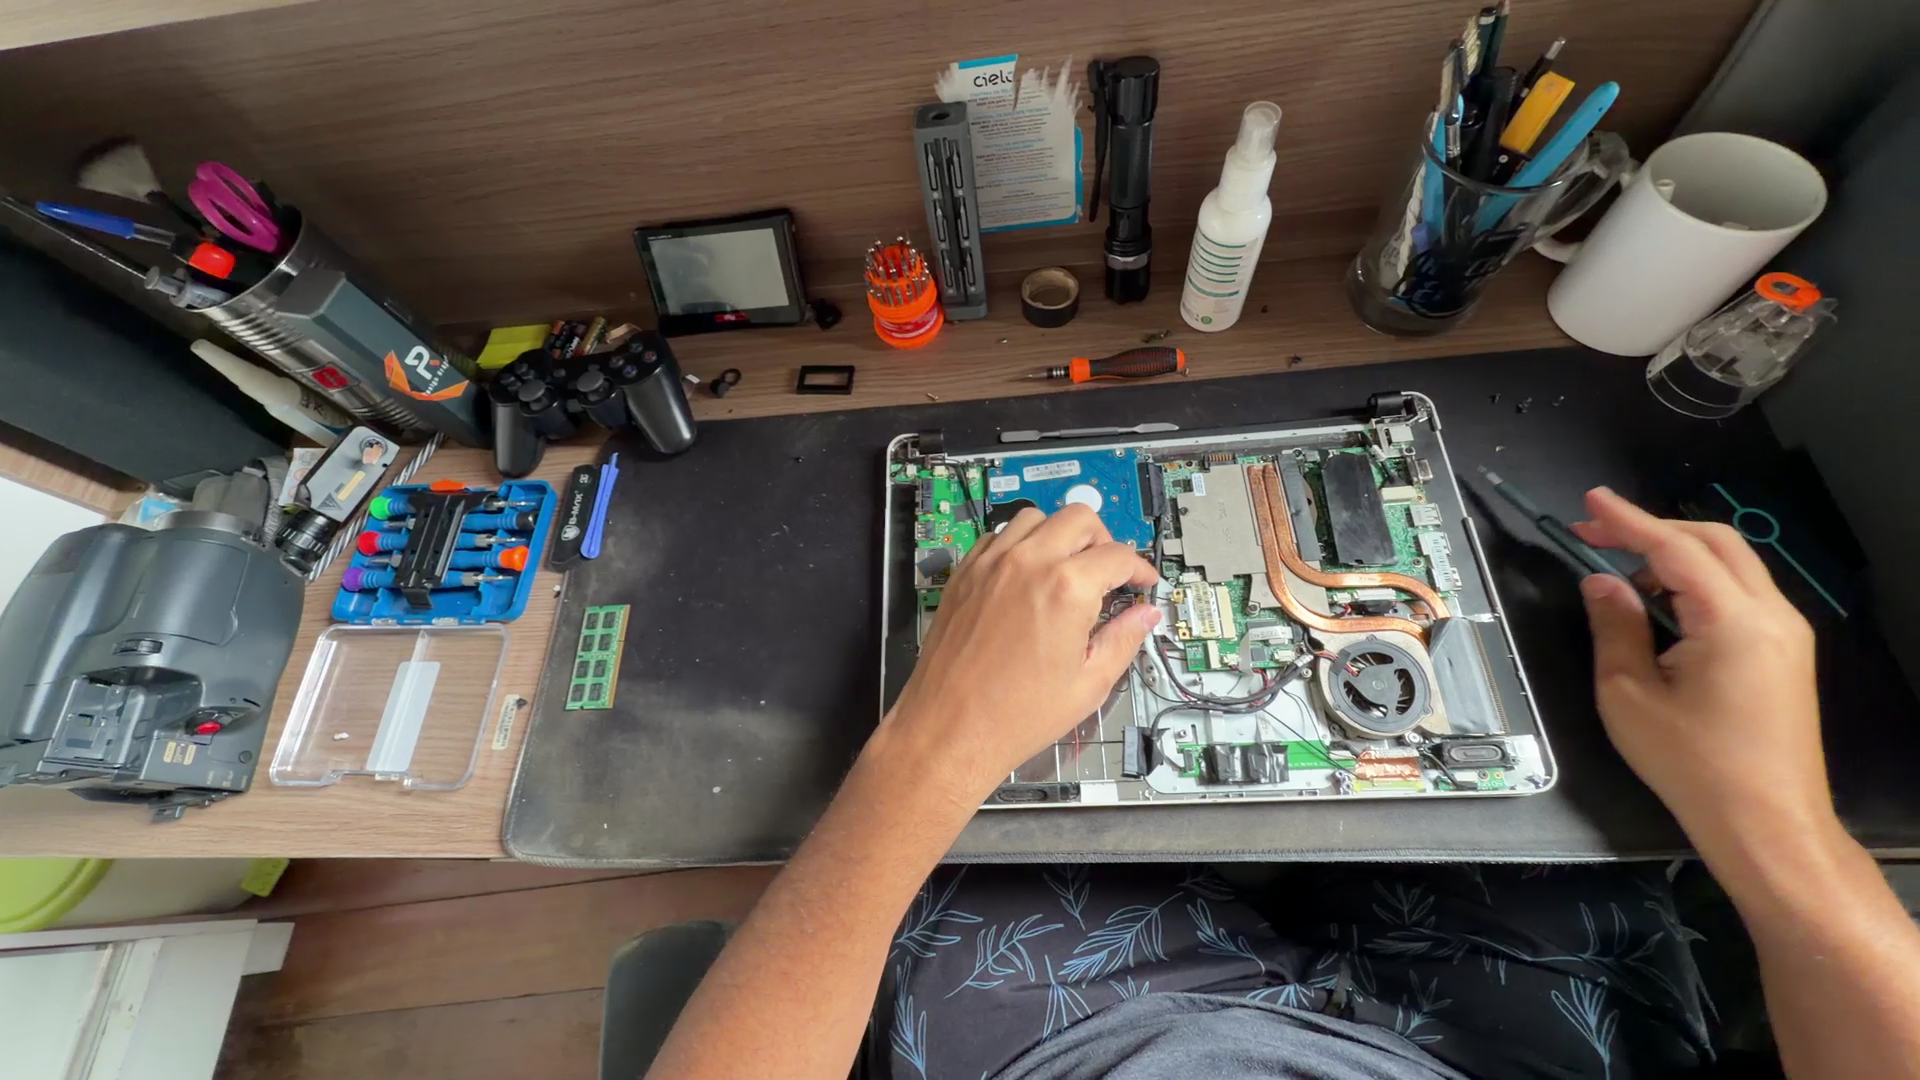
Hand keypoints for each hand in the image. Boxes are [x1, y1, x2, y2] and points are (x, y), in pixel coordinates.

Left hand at [882, 504, 1160, 803]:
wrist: (951, 727)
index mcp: (1065, 589)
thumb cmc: (1016, 715)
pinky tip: (1027, 576)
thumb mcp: (1088, 684)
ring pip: (1036, 518)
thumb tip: (1145, 616)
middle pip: (1079, 518)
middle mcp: (1027, 563)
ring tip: (1067, 569)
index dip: (1139, 568)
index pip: (1117, 555)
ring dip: (1059, 534)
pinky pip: (998, 537)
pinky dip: (1020, 544)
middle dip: (1103, 540)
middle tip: (1108, 573)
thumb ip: (1123, 640)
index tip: (1142, 582)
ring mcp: (991, 564)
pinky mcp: (965, 573)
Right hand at [1571, 488, 1828, 844]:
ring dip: (1672, 556)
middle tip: (1594, 532)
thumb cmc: (1687, 757)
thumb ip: (1615, 626)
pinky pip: (1736, 594)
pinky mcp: (1782, 653)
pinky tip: (1655, 604)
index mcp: (1733, 623)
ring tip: (1616, 577)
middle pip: (1716, 544)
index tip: (1590, 499)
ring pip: (1730, 566)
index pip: (1677, 550)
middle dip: (1653, 528)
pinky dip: (1691, 582)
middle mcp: (1772, 618)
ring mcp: (1785, 635)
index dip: (1629, 521)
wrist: (1763, 818)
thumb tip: (1600, 582)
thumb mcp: (1627, 690)